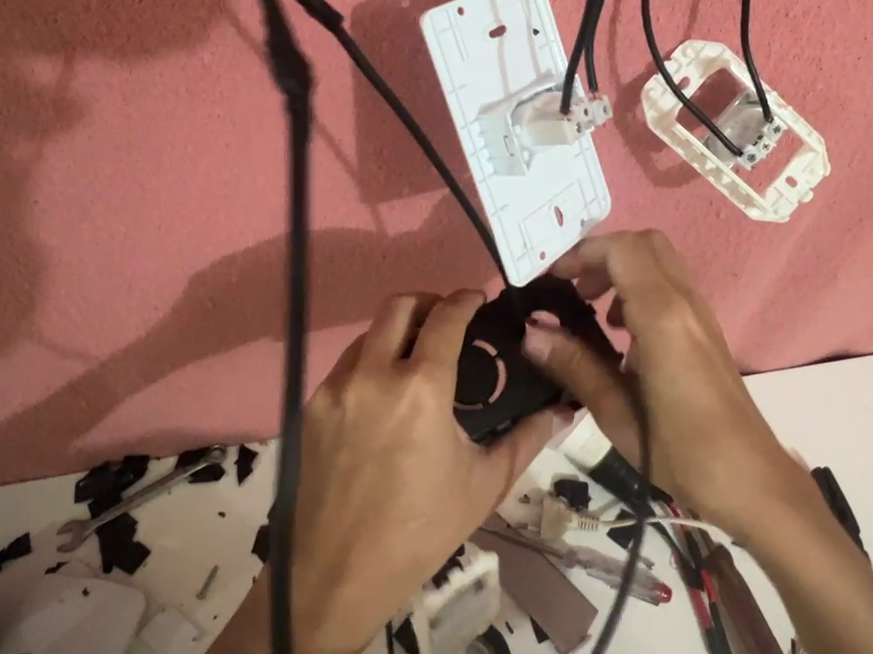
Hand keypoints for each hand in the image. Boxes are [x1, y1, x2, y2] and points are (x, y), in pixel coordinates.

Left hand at [261, 291, 566, 652]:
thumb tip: (560, 411)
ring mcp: (336, 389)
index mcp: (420, 388)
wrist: (339, 574)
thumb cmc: (421, 530)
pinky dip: (371, 361)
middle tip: (449, 320)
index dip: (465, 299)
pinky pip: (346, 365)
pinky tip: (387, 393)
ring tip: (419, 357)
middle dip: (429, 302)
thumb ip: (525, 437)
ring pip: (368, 333)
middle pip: (398, 306)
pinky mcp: (312, 408)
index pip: (445, 318)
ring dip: (397, 331)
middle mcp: (373, 374)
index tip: (479, 298)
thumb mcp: (484, 484)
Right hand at [521, 231, 810, 538]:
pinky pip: (671, 285)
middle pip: (644, 243)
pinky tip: (623, 336)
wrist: (751, 480)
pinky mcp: (706, 330)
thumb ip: (575, 365)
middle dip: (603, 255)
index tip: (550, 279)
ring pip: (660, 261)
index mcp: (663, 317)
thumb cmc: (682, 452)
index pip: (622, 250)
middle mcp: (685, 303)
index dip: (582, 253)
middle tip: (573, 289)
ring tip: (593, 312)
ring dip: (622, 270)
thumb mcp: (617, 414)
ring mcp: (701, 314)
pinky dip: (641, 289)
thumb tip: (531, 332)